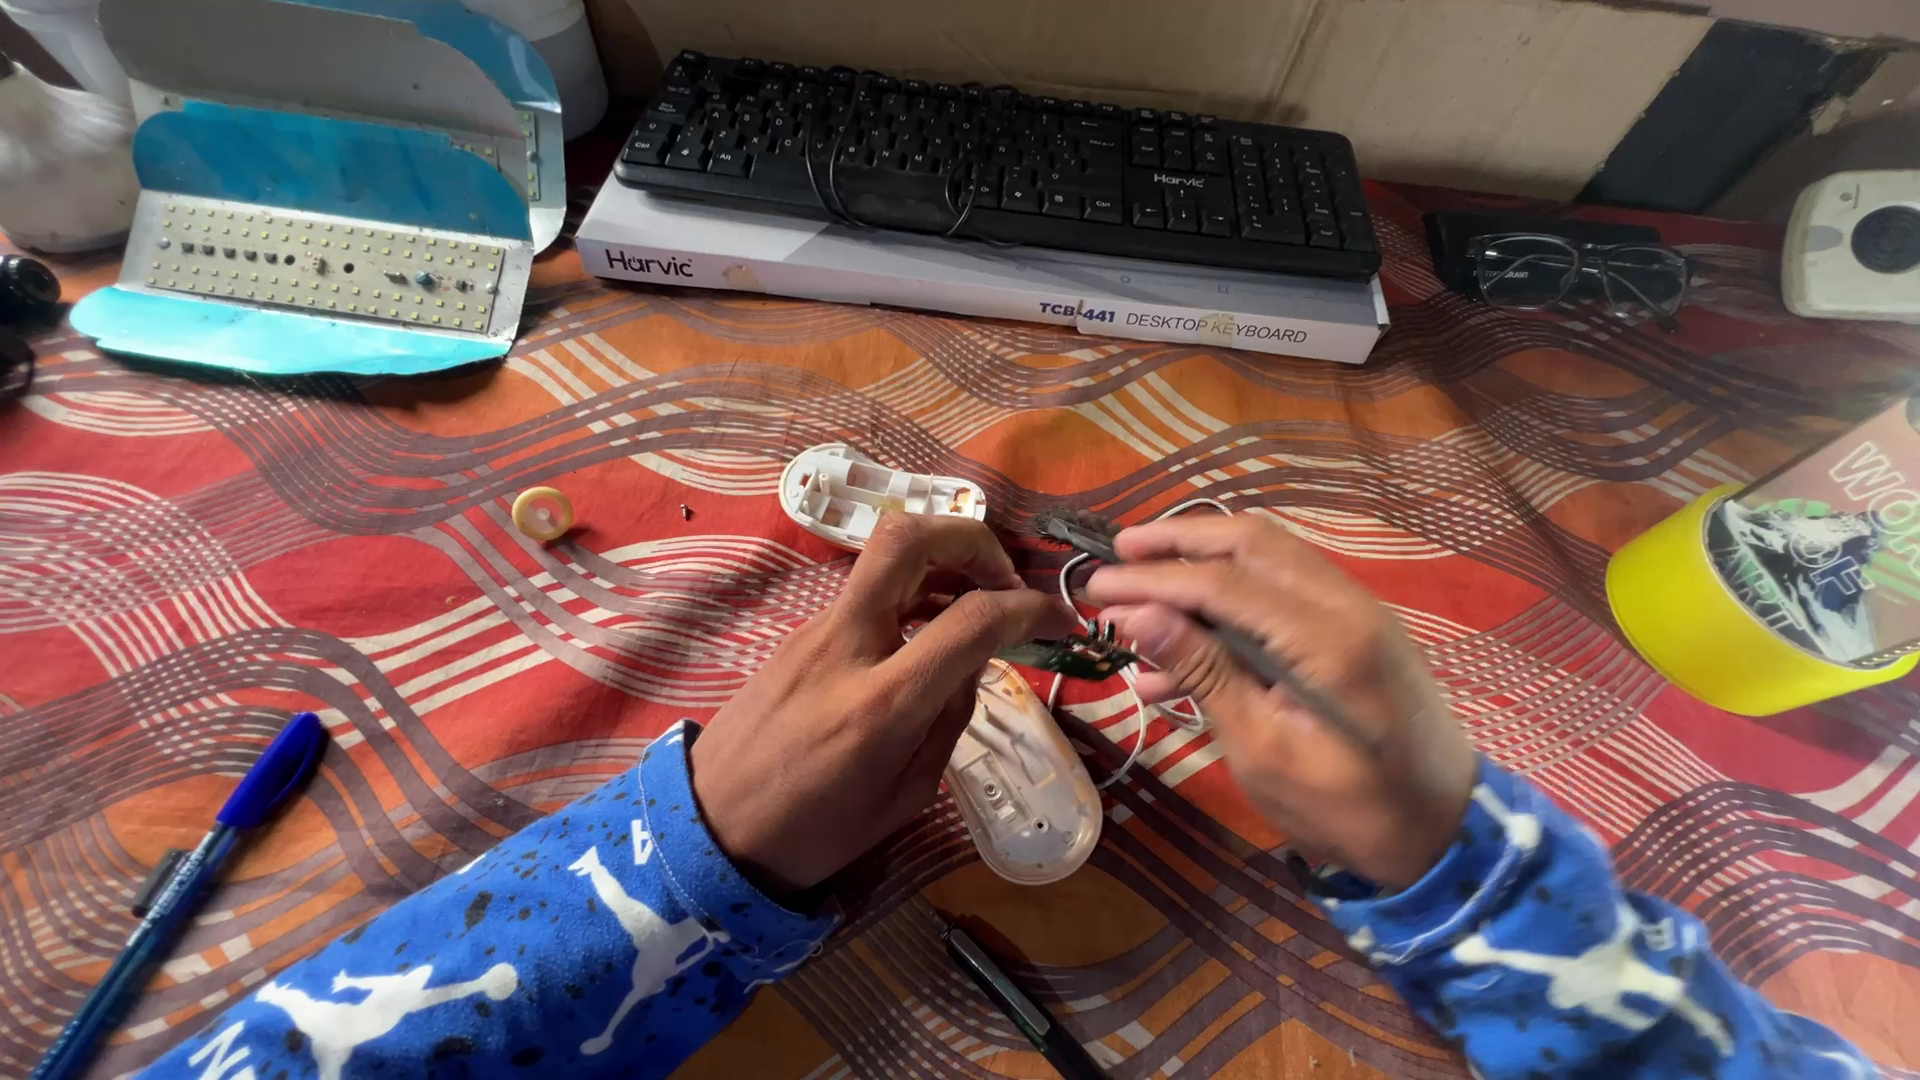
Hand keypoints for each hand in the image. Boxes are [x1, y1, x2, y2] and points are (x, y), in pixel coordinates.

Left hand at [690, 514, 1077, 895]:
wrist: (706, 830)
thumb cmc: (812, 834)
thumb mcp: (904, 797)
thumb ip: (948, 720)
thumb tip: (970, 663)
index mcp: (880, 703)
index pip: (970, 621)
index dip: (1028, 608)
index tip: (1057, 618)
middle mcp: (845, 646)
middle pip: (908, 539)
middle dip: (971, 538)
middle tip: (1002, 578)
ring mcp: (813, 630)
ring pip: (884, 554)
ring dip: (942, 559)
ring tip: (973, 601)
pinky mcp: (798, 631)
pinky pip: (866, 588)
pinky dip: (911, 588)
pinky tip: (925, 628)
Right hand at [1084, 515, 1475, 888]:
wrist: (1446, 838)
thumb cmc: (1349, 809)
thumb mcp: (1262, 750)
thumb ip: (1203, 671)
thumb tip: (1137, 615)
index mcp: (1328, 639)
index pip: (1222, 582)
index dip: (1153, 579)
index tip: (1097, 585)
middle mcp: (1346, 604)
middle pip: (1250, 542)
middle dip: (1177, 541)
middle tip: (1120, 551)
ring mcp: (1353, 612)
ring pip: (1264, 557)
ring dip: (1199, 562)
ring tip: (1140, 585)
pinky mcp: (1349, 630)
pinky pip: (1278, 595)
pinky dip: (1226, 602)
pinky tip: (1176, 649)